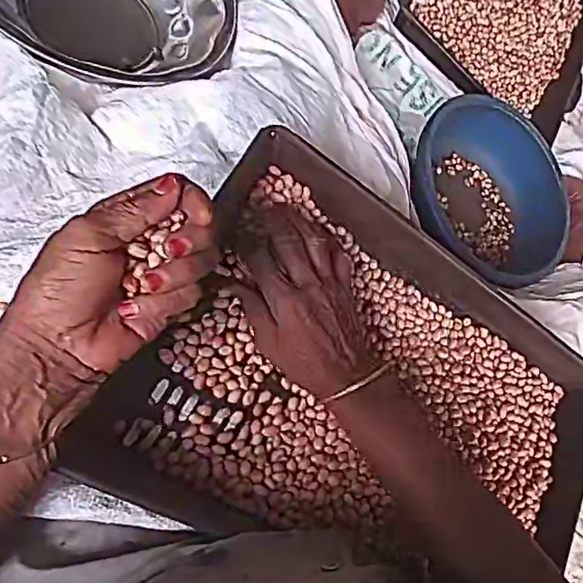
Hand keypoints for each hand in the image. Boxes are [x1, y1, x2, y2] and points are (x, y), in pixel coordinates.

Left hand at [0, 175, 217, 451]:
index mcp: (126, 218)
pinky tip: (137, 306)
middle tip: (165, 251)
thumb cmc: (57, 292)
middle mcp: (150, 243)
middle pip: (200, 227)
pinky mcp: (172, 303)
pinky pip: (193, 293)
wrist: (60, 344)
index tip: (195, 214)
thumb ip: (134, 209)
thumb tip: (172, 187)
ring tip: (140, 285)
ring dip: (173, 274)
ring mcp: (164, 273)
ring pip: (202, 261)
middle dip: (188, 241)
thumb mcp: (87, 234)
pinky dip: (165, 301)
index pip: (177, 195)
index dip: (193, 202)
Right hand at [233, 204, 377, 399]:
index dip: (246, 241)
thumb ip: (253, 310)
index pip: (260, 259)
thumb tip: (235, 285)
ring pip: (315, 241)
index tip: (238, 231)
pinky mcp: (346, 287)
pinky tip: (319, 231)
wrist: (346, 375)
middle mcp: (308, 286)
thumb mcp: (269, 344)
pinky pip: (339, 255)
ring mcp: (330, 284)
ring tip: (287, 208)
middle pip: (287, 241)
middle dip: (271, 220)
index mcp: (285, 301)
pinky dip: (329, 240)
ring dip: (300, 221)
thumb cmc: (306, 365)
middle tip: (260, 206)